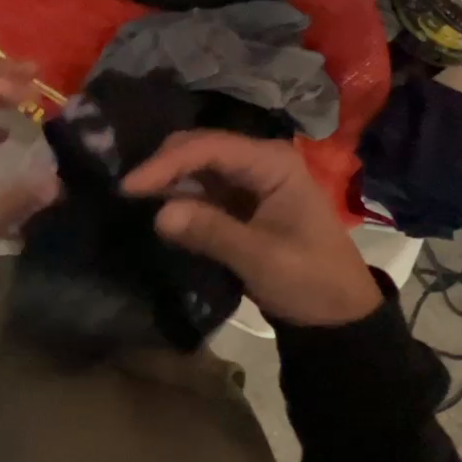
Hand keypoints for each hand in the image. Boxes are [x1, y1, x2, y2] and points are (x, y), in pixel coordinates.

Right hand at [122, 131, 382, 326]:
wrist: (337, 314)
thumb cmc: (310, 281)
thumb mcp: (263, 259)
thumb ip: (212, 232)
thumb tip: (160, 214)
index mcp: (272, 162)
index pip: (209, 148)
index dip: (166, 163)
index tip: (130, 186)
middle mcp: (257, 161)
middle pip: (197, 149)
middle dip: (161, 167)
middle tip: (125, 192)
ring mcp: (246, 180)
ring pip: (193, 168)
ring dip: (165, 181)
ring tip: (130, 199)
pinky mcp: (236, 202)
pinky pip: (197, 190)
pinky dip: (174, 197)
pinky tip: (152, 208)